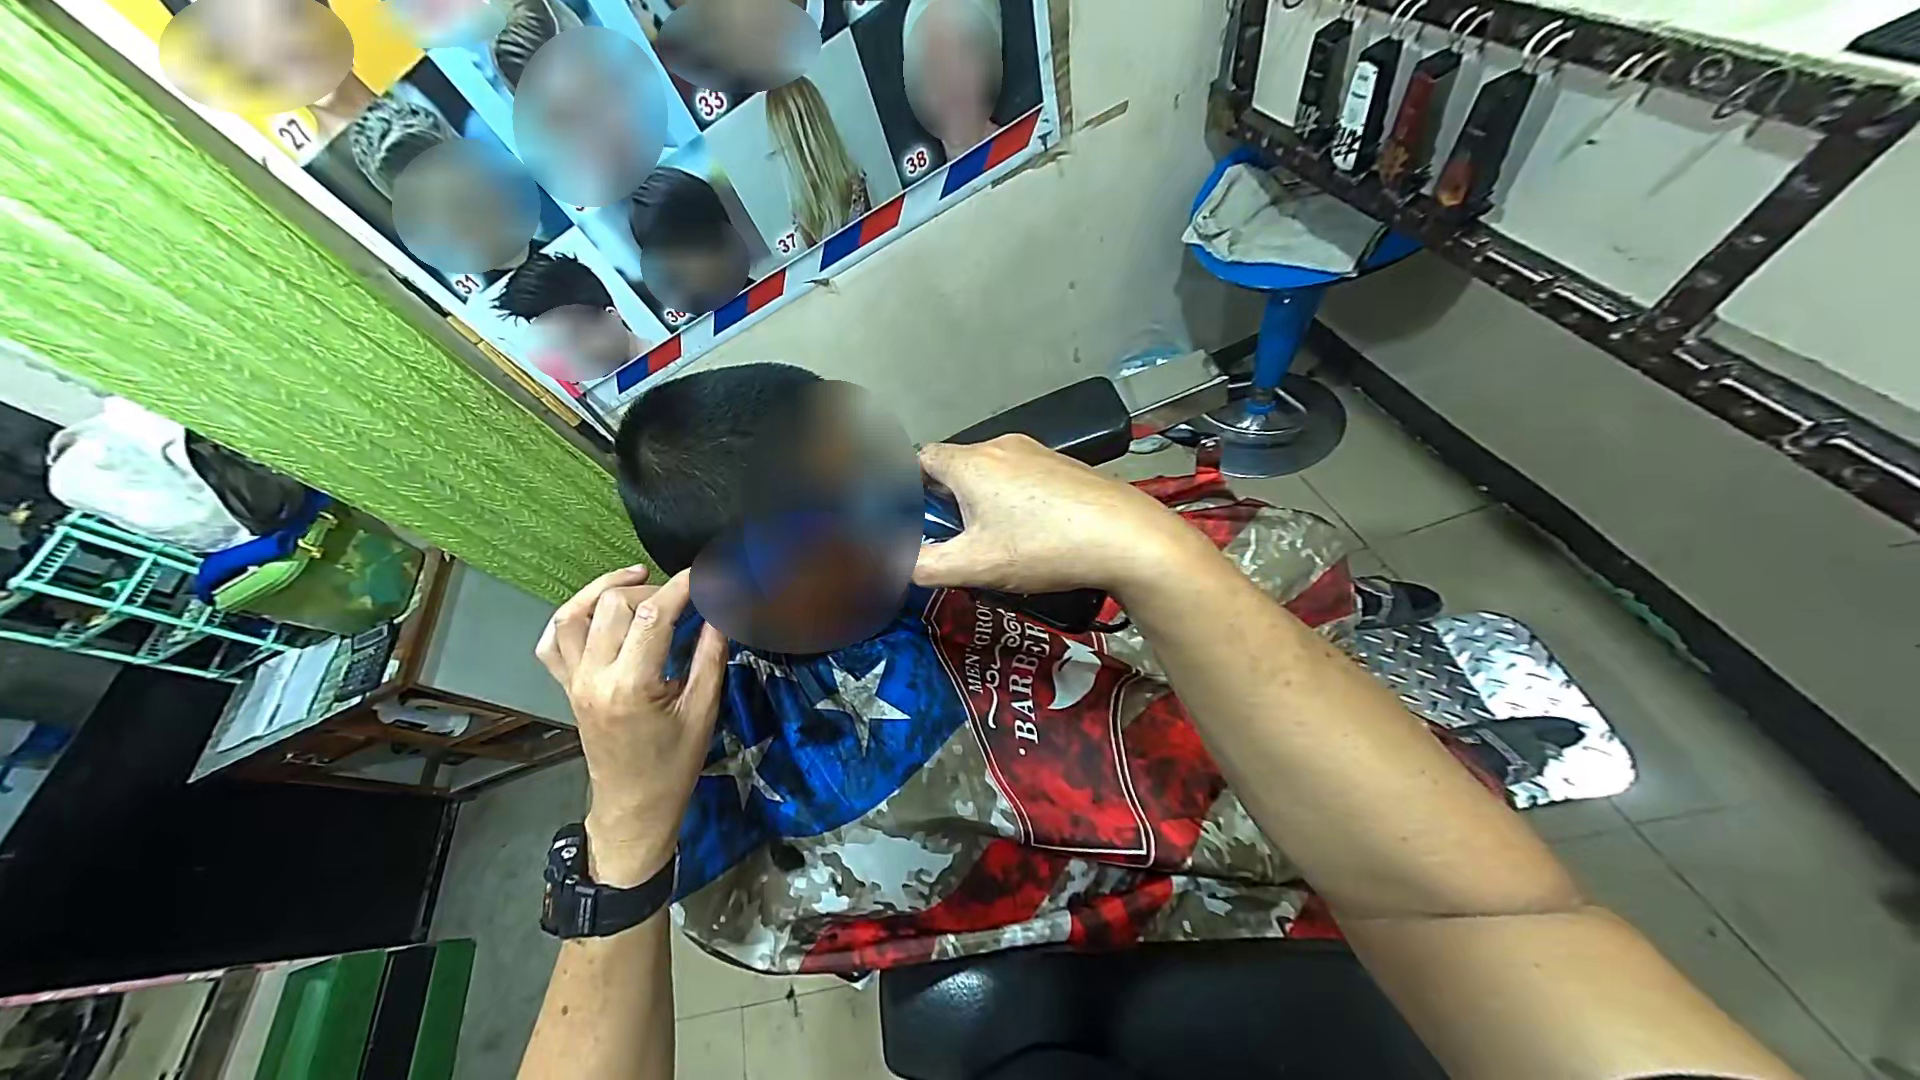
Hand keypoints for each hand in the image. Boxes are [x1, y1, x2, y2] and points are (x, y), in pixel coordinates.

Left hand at [536, 567, 727, 886]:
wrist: (634, 805)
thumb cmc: (674, 763)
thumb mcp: (704, 709)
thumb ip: (711, 655)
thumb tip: (720, 611)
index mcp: (631, 685)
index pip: (653, 615)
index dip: (681, 587)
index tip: (704, 575)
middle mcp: (593, 677)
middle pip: (612, 606)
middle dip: (651, 590)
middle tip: (682, 597)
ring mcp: (573, 681)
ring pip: (573, 615)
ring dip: (604, 589)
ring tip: (637, 579)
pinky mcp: (565, 687)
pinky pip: (553, 641)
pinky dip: (571, 615)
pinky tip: (597, 607)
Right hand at [913, 435, 1214, 596]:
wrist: (1128, 538)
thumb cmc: (1046, 545)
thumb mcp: (976, 564)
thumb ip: (927, 566)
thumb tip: (902, 566)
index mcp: (972, 462)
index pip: (920, 457)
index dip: (907, 485)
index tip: (911, 515)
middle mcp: (1003, 446)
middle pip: (957, 466)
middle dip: (948, 499)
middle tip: (954, 537)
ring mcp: (1039, 452)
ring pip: (992, 472)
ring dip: (983, 500)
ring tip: (995, 540)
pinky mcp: (1066, 466)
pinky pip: (1024, 476)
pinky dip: (1015, 498)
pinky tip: (1033, 531)